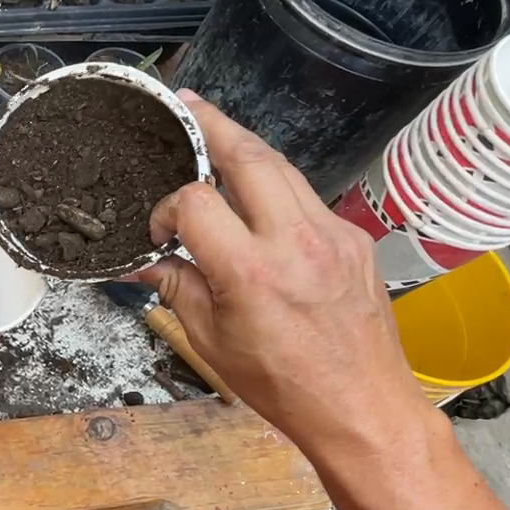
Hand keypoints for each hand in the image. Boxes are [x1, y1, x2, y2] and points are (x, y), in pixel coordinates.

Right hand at [133, 90, 436, 460]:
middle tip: (185, 104)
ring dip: (245, 145)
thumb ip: (179, 288)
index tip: (159, 233)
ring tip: (215, 130)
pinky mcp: (353, 239)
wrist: (361, 406)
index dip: (167, 209)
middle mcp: (296, 241)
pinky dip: (273, 182)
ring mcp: (332, 234)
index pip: (196, 204)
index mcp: (251, 272)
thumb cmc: (280, 384)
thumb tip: (149, 262)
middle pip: (250, 157)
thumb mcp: (211, 341)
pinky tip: (255, 191)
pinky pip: (306, 195)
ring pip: (283, 166)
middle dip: (213, 124)